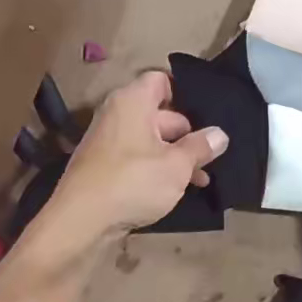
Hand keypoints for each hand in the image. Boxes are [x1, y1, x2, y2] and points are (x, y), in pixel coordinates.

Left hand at [37, 70, 227, 247]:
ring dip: (175, 158)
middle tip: (213, 157)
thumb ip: (200, 147)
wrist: (80, 220)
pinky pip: (137, 159)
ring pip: (151, 141)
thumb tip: (220, 134)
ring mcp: (108, 141)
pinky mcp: (103, 167)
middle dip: (187, 135)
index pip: (162, 81)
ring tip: (202, 181)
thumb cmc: (133, 182)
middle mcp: (117, 114)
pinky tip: (176, 190)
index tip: (208, 116)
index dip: (185, 94)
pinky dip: (156, 169)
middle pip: (160, 114)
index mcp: (132, 101)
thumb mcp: (176, 166)